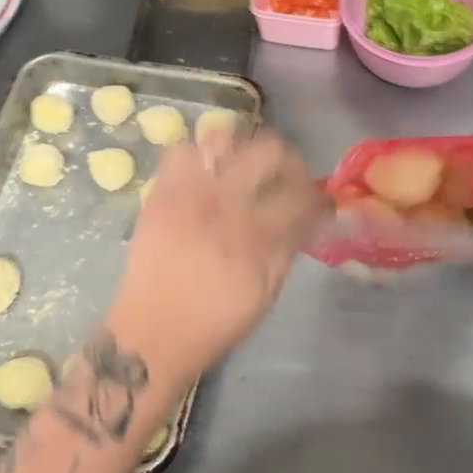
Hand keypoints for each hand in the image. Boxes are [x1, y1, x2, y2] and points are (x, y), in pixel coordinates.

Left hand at [110, 129, 325, 384]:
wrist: (151, 333)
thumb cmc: (214, 323)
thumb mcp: (266, 294)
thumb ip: (289, 248)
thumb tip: (309, 217)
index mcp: (254, 235)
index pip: (300, 195)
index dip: (319, 197)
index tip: (320, 202)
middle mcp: (222, 204)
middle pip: (268, 150)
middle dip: (288, 161)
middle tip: (287, 179)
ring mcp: (186, 193)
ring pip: (222, 138)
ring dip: (242, 151)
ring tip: (244, 172)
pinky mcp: (159, 193)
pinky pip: (181, 150)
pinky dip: (200, 154)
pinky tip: (207, 175)